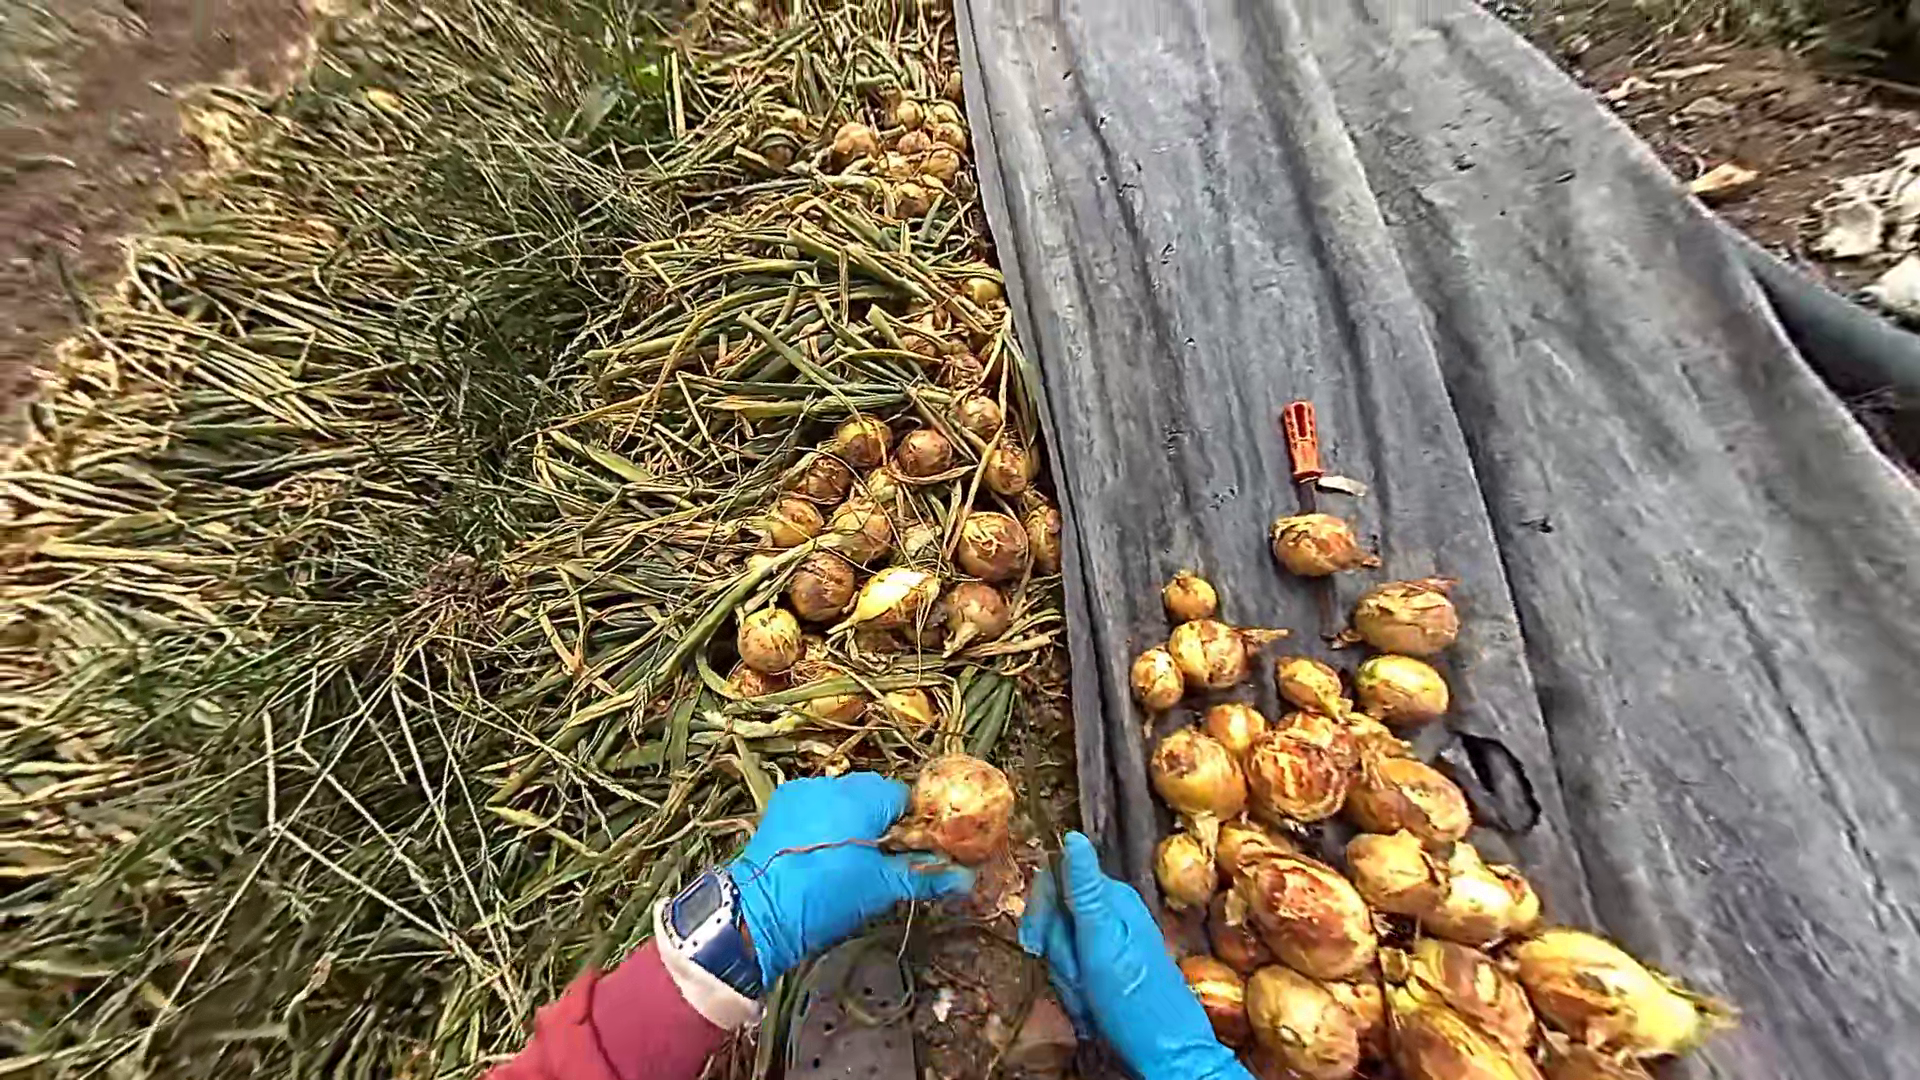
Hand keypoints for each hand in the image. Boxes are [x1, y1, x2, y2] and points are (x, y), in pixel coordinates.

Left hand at [729, 773, 974, 985]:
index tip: (906, 849)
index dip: (910, 823)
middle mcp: (838, 781)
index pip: (904, 796)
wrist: (759, 912)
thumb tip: (966, 877)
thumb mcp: (880, 888)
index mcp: (866, 796)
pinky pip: (818, 799)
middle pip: (875, 792)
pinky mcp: (785, 798)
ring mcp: (808, 787)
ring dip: (852, 815)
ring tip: (845, 853)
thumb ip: (924, 875)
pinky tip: (819, 843)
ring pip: (845, 794)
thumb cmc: (829, 896)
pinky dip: (824, 814)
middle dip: (881, 818)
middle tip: (878, 856)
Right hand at [1019, 832, 1250, 1079]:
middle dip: (1057, 949)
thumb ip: (1084, 886)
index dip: (1039, 908)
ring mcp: (1110, 939)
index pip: (1056, 877)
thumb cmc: (1133, 996)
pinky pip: (1076, 966)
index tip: (1032, 943)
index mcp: (1111, 895)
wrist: (1170, 1055)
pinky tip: (1088, 1007)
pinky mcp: (1109, 966)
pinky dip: (1075, 989)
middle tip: (1074, 977)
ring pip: (1063, 943)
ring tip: (1085, 998)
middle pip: (1057, 912)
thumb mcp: (1101, 938)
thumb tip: (1072, 834)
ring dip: (1066, 974)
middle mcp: (1111, 910)